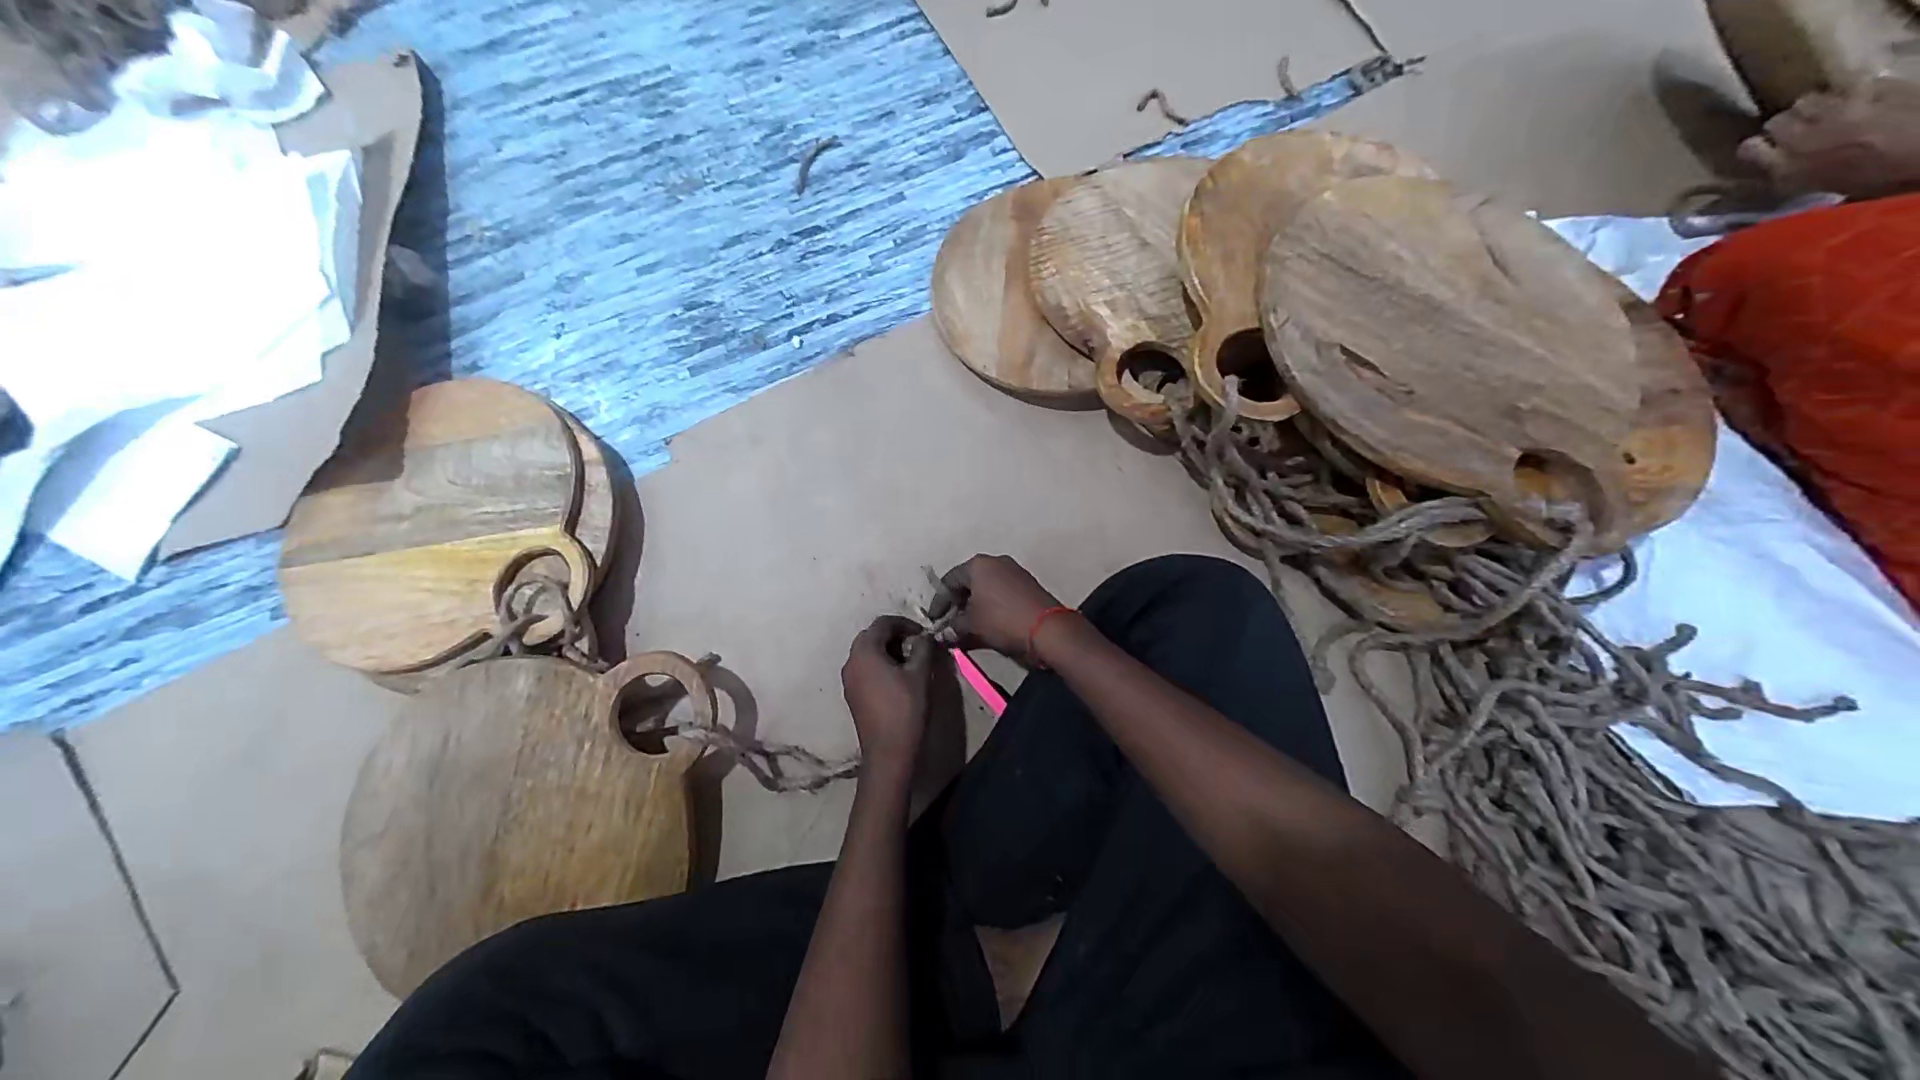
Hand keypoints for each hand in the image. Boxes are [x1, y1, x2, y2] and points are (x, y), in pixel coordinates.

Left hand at [841, 616, 933, 775]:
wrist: (888, 751)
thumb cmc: (905, 708)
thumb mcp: (920, 674)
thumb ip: (923, 648)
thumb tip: (925, 636)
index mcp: (864, 652)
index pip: (882, 623)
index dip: (905, 624)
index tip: (924, 634)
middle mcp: (851, 661)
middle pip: (871, 636)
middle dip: (895, 636)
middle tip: (917, 646)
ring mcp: (849, 679)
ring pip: (867, 653)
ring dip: (888, 651)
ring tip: (911, 662)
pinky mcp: (852, 694)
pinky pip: (865, 669)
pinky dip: (880, 665)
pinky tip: (898, 679)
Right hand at [934, 554, 1063, 661]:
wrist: (1047, 629)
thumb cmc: (1002, 621)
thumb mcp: (971, 625)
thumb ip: (953, 627)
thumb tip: (944, 634)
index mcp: (978, 565)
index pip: (949, 581)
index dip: (939, 603)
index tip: (934, 621)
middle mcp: (996, 562)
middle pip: (969, 582)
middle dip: (957, 604)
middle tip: (950, 624)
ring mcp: (1015, 572)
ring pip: (986, 588)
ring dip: (975, 607)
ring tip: (968, 627)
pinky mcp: (1028, 585)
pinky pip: (1002, 594)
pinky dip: (991, 607)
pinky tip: (988, 625)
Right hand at [1739, 77, 1919, 197]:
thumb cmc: (1885, 181)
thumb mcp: (1830, 190)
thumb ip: (1801, 178)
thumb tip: (1788, 171)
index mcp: (1787, 168)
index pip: (1749, 149)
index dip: (1757, 149)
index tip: (1765, 152)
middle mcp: (1803, 136)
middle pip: (1776, 121)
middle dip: (1784, 126)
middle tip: (1799, 133)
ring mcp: (1841, 108)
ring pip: (1808, 100)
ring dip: (1813, 107)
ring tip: (1828, 114)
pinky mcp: (1878, 87)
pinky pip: (1852, 85)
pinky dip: (1853, 91)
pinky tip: (1862, 100)